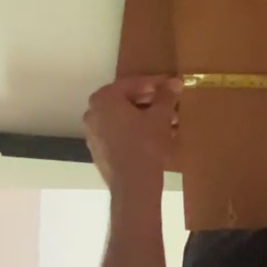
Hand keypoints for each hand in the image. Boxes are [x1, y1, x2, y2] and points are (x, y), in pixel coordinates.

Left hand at [84, 76, 179, 195]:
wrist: (133, 184)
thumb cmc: (146, 143)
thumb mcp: (160, 116)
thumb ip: (166, 96)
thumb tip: (175, 83)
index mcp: (103, 99)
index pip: (133, 84)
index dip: (156, 83)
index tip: (172, 85)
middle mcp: (92, 113)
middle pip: (126, 101)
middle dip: (151, 102)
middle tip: (171, 104)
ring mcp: (93, 134)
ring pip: (123, 119)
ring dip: (145, 117)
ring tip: (169, 122)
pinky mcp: (99, 151)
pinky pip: (119, 134)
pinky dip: (135, 131)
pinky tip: (156, 137)